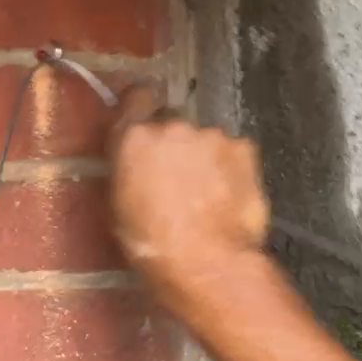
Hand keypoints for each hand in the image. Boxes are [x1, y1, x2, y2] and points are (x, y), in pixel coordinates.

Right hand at [108, 87, 272, 324]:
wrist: (207, 263)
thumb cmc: (151, 245)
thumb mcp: (118, 208)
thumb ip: (126, 169)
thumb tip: (131, 159)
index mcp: (133, 139)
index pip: (136, 97)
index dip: (140, 106)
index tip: (142, 120)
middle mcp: (172, 126)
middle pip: (171, 122)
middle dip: (171, 142)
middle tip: (172, 177)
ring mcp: (211, 135)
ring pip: (203, 139)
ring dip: (201, 157)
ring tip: (202, 194)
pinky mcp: (244, 149)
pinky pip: (231, 151)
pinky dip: (228, 167)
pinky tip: (224, 196)